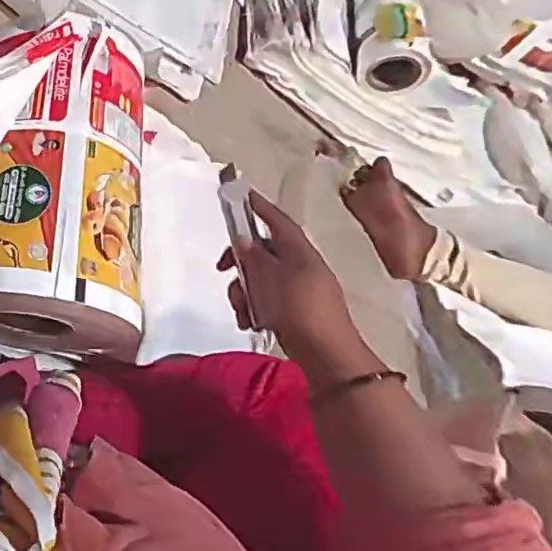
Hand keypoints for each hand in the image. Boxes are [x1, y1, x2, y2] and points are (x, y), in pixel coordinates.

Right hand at [217, 192, 364, 365]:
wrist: (327, 355)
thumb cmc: (299, 309)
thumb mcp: (269, 278)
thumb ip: (253, 257)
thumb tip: (242, 239)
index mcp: (298, 251)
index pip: (276, 220)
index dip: (258, 206)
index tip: (240, 195)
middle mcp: (299, 265)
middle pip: (261, 252)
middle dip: (240, 264)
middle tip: (224, 271)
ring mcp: (298, 289)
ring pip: (259, 279)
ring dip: (244, 292)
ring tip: (244, 311)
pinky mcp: (294, 310)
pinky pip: (266, 300)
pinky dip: (254, 308)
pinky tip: (251, 322)